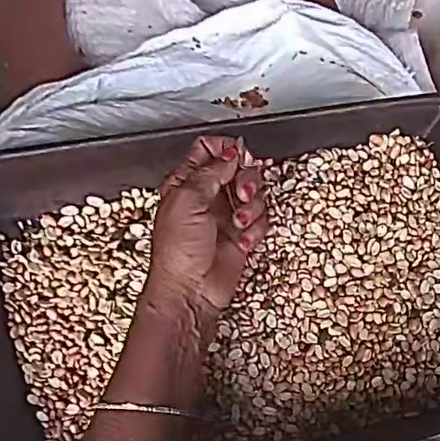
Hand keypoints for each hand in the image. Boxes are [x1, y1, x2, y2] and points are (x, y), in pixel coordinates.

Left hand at [143, 135, 269, 321]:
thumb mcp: (187, 200)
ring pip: (254, 195)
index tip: (237, 157)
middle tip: (241, 192)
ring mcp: (227, 217)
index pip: (209, 150)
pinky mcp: (242, 236)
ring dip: (252, 207)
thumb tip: (231, 153)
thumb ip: (210, 172)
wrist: (190, 290)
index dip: (226, 150)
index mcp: (187, 183)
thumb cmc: (178, 250)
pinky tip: (244, 240)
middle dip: (247, 179)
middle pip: (239, 169)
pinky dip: (256, 229)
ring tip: (239, 222)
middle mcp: (209, 197)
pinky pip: (261, 221)